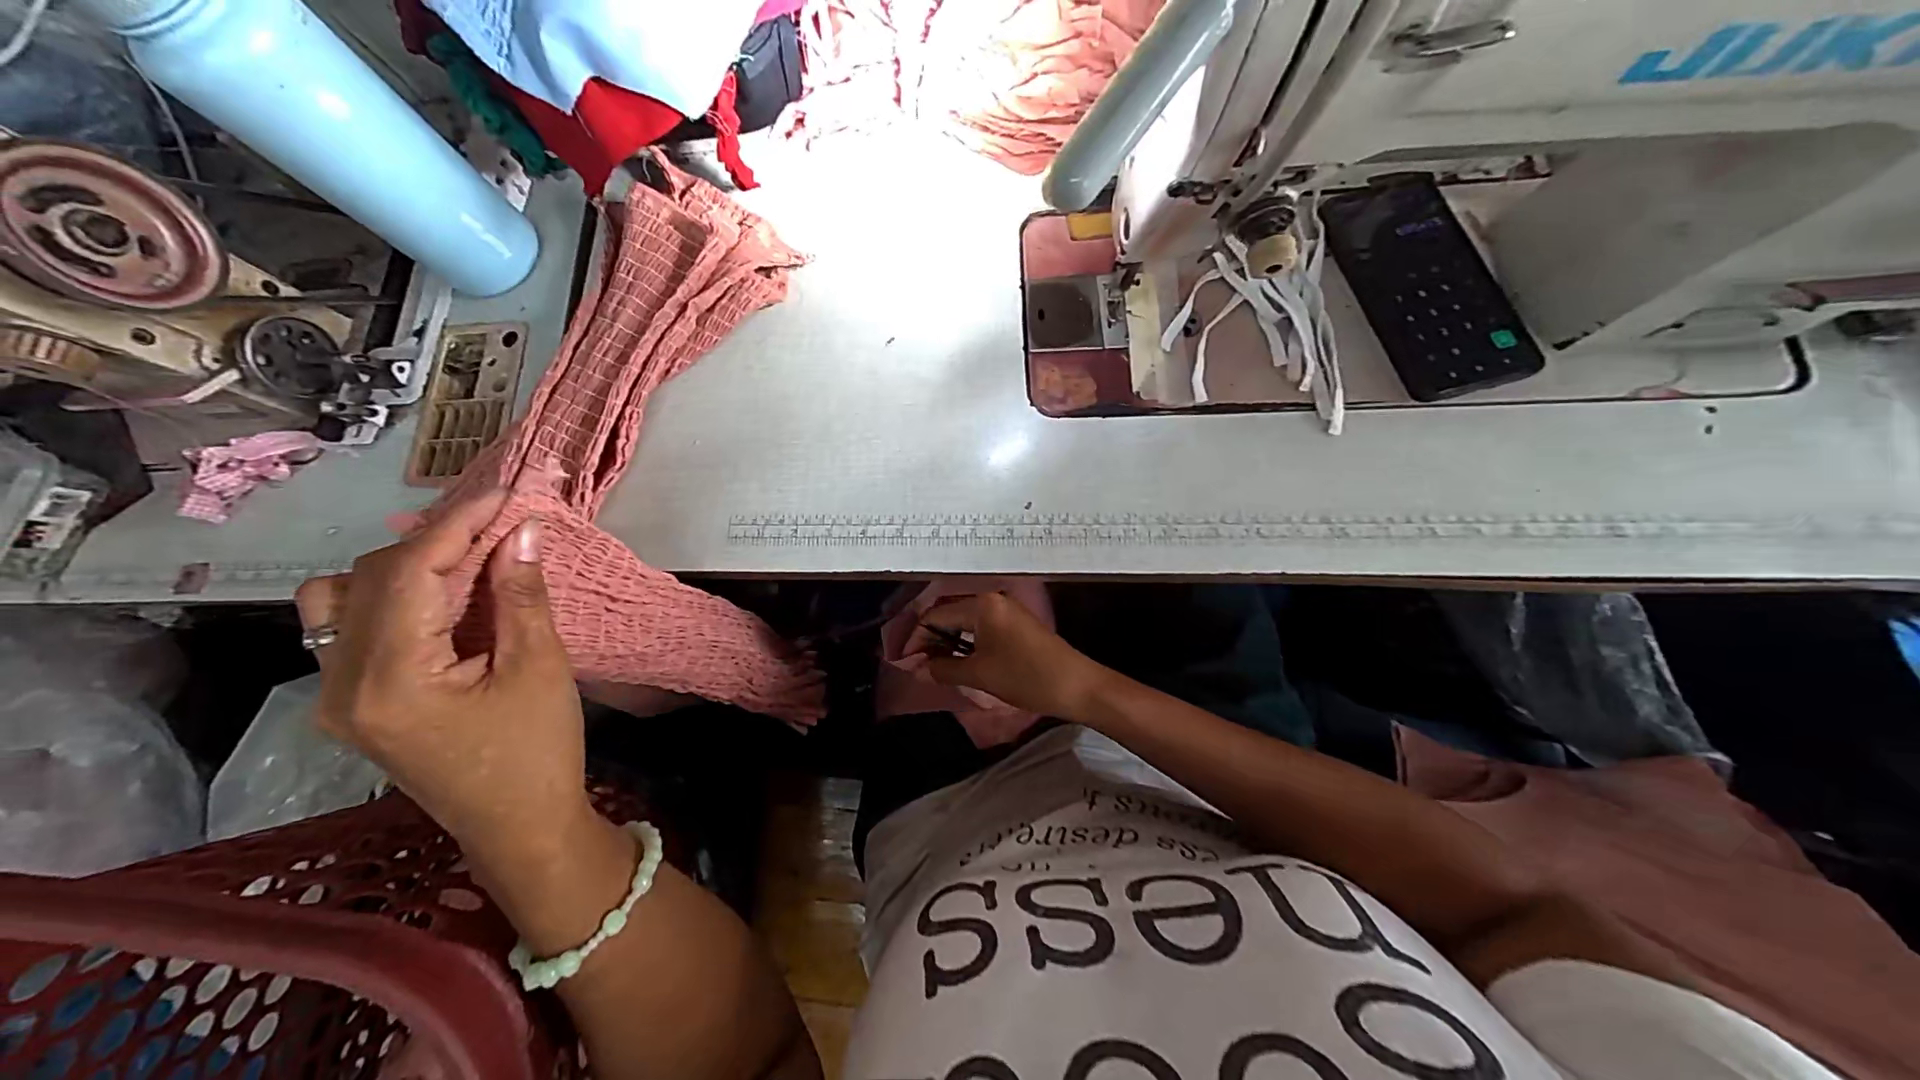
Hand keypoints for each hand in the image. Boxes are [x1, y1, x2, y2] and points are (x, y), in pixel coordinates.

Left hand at [293, 491, 598, 876]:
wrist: (519, 827)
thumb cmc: (539, 752)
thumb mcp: (540, 669)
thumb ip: (521, 595)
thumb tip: (520, 531)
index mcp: (388, 678)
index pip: (411, 572)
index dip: (459, 523)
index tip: (504, 492)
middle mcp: (340, 683)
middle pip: (372, 578)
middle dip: (439, 541)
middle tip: (503, 529)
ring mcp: (336, 696)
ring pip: (346, 597)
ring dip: (408, 567)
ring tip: (468, 562)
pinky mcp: (351, 703)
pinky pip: (350, 627)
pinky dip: (392, 596)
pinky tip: (438, 600)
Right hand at [919, 591, 1113, 718]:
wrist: (1077, 685)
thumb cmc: (1026, 676)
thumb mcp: (979, 674)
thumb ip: (944, 668)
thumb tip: (920, 667)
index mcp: (982, 604)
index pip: (936, 615)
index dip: (916, 638)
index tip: (904, 661)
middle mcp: (993, 599)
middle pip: (949, 614)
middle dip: (930, 638)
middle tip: (915, 663)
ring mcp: (1007, 610)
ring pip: (965, 621)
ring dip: (947, 641)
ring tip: (933, 665)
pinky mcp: (1017, 623)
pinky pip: (981, 627)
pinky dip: (966, 642)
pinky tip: (958, 660)